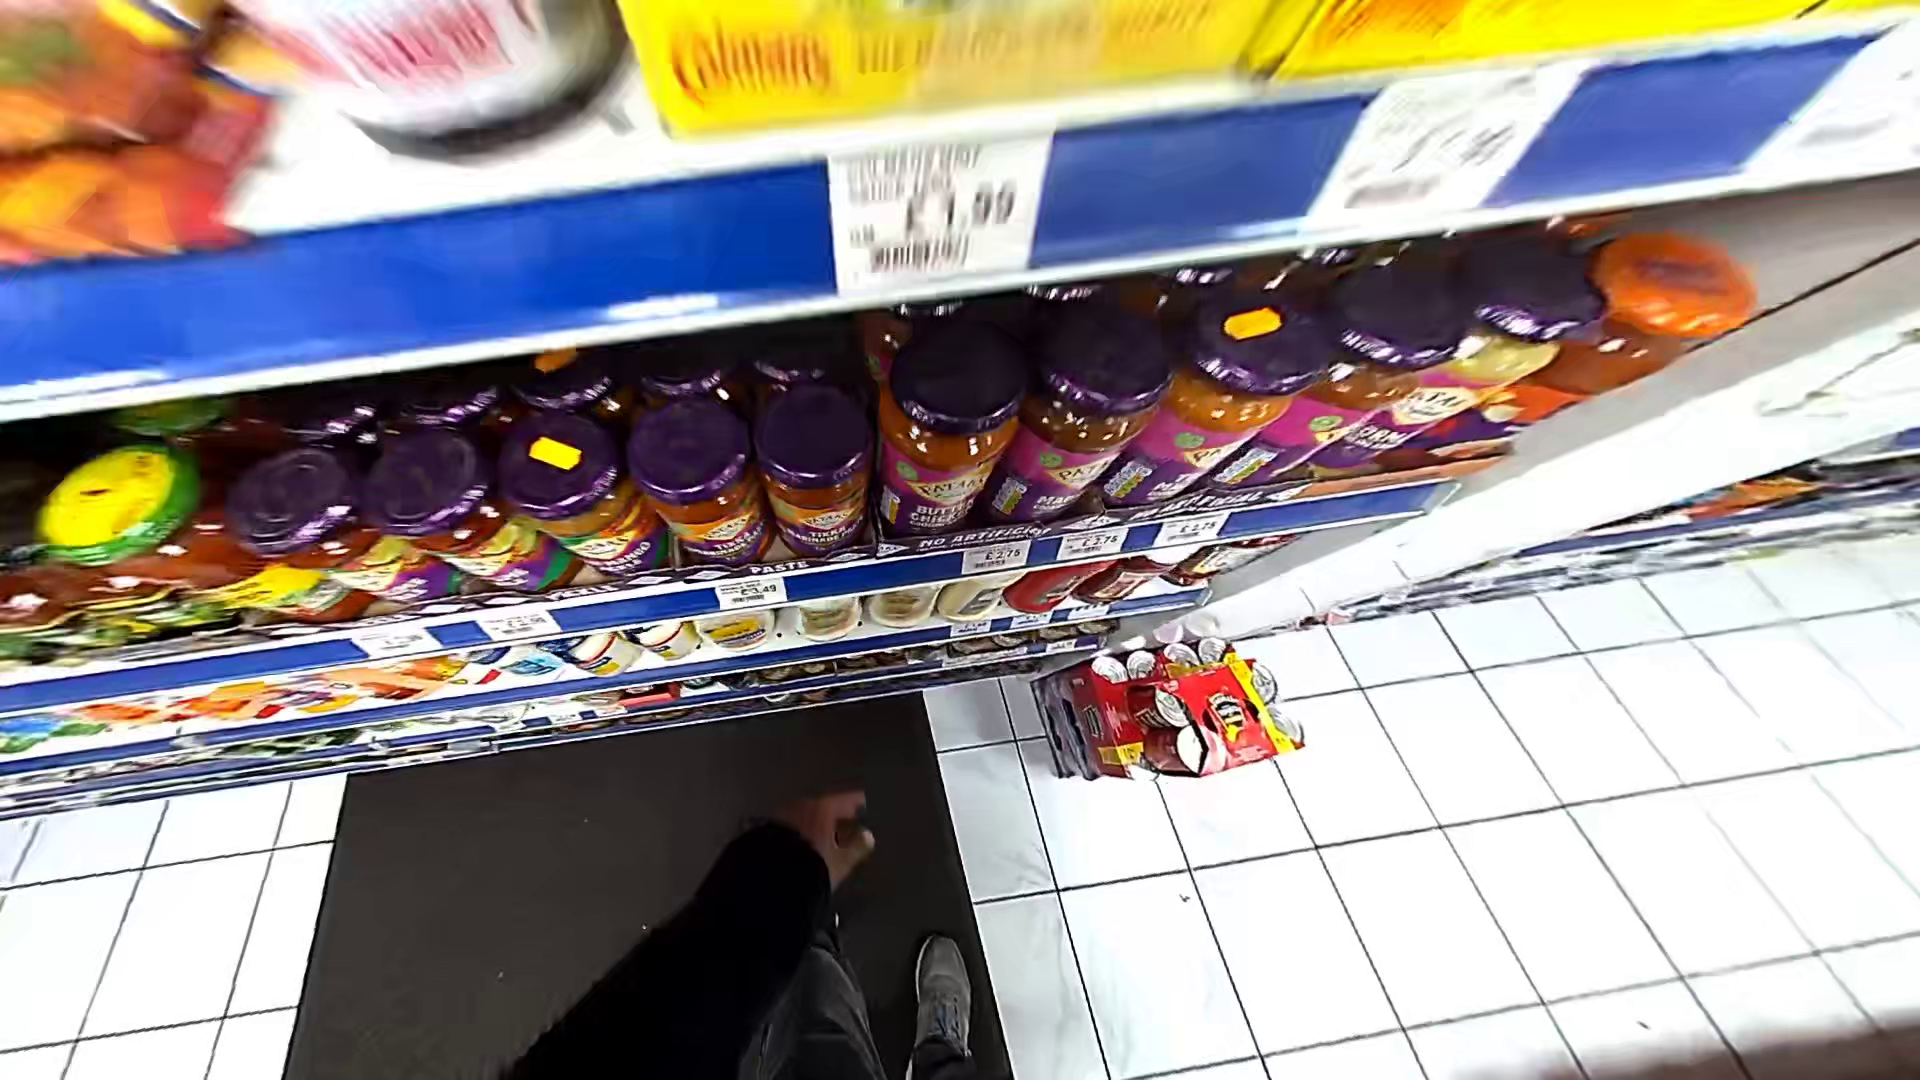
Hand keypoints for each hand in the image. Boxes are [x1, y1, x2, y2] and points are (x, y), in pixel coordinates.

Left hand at [775, 790, 874, 888]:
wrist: (766, 883)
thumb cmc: (811, 868)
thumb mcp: (840, 863)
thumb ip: (856, 848)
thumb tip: (868, 837)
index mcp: (822, 808)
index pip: (845, 800)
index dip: (856, 802)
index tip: (864, 802)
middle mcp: (800, 806)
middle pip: (822, 807)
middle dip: (832, 816)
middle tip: (843, 825)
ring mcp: (780, 817)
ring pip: (803, 818)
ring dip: (812, 826)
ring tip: (821, 840)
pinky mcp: (762, 833)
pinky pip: (788, 830)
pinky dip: (797, 835)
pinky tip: (799, 849)